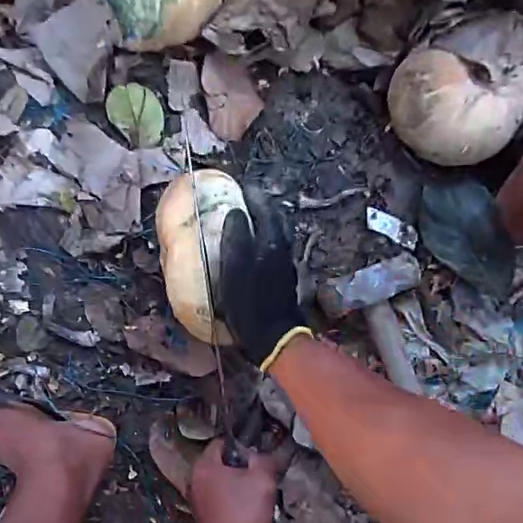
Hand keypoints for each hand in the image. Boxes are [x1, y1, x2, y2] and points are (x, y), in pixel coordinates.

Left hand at [188, 440, 277, 522]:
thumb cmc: (242, 514)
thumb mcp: (262, 481)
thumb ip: (264, 460)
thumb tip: (262, 454)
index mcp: (204, 464)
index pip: (222, 441)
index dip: (243, 444)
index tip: (259, 454)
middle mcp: (194, 477)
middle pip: (222, 461)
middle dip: (242, 466)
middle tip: (261, 475)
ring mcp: (196, 497)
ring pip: (221, 480)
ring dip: (238, 483)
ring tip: (256, 493)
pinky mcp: (202, 513)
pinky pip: (219, 496)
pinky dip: (232, 498)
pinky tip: (246, 508)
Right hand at [220, 188, 308, 368]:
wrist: (274, 335)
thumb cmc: (249, 303)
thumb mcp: (235, 269)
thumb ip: (236, 238)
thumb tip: (237, 213)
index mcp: (270, 241)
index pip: (264, 207)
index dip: (252, 195)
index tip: (240, 187)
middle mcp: (283, 247)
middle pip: (276, 217)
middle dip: (261, 206)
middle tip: (244, 201)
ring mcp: (288, 262)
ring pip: (279, 232)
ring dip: (266, 222)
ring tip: (249, 221)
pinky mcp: (287, 276)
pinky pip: (278, 247)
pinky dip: (267, 238)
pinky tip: (256, 247)